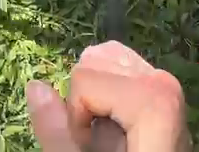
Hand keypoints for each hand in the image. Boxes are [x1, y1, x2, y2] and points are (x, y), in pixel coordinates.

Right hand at [26, 42, 189, 151]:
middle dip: (85, 99)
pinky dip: (105, 84)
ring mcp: (163, 80)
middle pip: (92, 62)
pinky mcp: (160, 83)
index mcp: (153, 104)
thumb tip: (35, 86)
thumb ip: (59, 135)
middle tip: (101, 141)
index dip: (77, 115)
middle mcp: (163, 82)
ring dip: (93, 90)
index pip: (85, 79)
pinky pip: (116, 60)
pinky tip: (116, 119)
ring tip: (109, 131)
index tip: (91, 147)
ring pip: (101, 56)